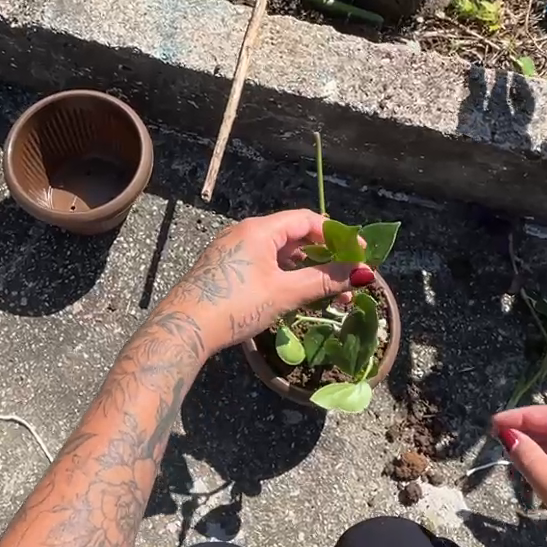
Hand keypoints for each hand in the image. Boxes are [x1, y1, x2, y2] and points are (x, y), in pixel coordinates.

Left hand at [166, 209, 371, 350]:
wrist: (185, 327)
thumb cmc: (237, 304)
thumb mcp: (285, 292)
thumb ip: (323, 280)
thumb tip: (361, 273)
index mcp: (260, 229)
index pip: (306, 219)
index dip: (336, 234)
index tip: (359, 254)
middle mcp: (245, 232)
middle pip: (294, 235)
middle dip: (325, 255)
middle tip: (349, 276)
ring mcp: (233, 251)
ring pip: (280, 253)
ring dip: (307, 269)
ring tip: (330, 292)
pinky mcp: (225, 269)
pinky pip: (264, 264)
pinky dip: (287, 275)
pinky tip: (298, 294)